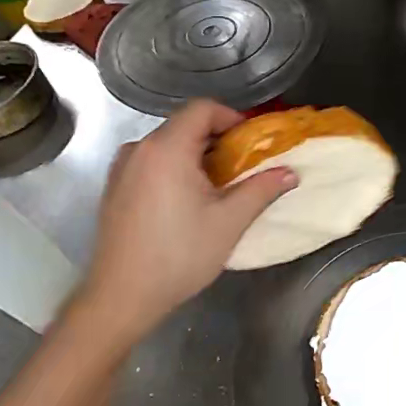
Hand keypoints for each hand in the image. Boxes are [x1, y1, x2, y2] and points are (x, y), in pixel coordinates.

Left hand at [75, 100, 296, 339]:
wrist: (122, 296)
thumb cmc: (179, 256)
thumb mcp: (229, 222)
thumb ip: (261, 190)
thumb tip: (291, 173)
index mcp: (167, 148)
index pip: (203, 108)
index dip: (232, 118)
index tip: (252, 143)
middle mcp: (139, 149)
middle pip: (185, 125)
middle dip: (218, 141)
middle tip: (243, 168)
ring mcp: (122, 168)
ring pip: (167, 145)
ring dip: (197, 156)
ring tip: (219, 188)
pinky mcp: (114, 188)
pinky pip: (151, 163)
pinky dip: (174, 170)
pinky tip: (187, 202)